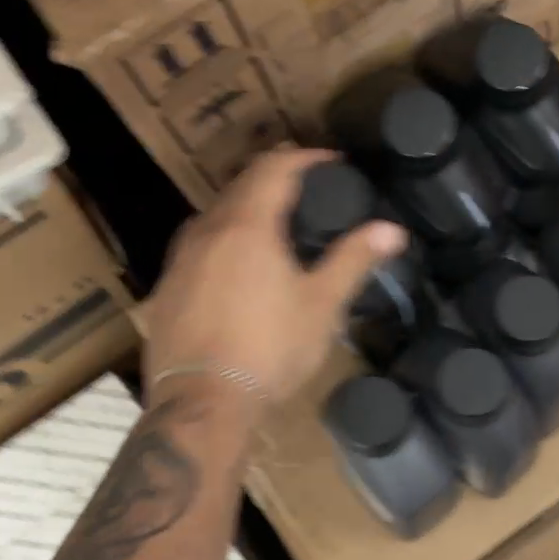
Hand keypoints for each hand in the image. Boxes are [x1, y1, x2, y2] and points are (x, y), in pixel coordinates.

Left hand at [140, 148, 406, 409]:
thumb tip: (392, 229)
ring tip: (278, 228)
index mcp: (246, 225)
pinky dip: (226, 240)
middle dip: (276, 180)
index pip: (274, 168)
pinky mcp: (166, 288)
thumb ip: (353, 260)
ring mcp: (179, 259)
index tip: (333, 164)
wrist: (202, 401)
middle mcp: (206, 230)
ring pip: (216, 216)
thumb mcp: (321, 305)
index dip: (305, 158)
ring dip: (248, 210)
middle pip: (241, 186)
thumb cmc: (269, 349)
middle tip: (310, 193)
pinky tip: (242, 269)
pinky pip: (200, 246)